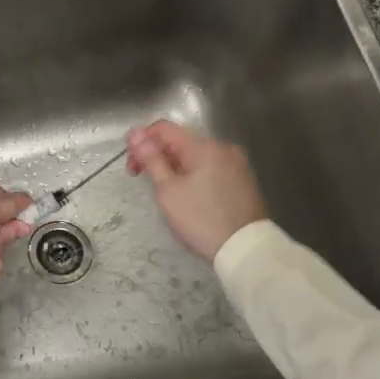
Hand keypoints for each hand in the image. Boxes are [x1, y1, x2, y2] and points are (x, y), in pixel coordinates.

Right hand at [127, 121, 266, 262]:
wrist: (245, 250)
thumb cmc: (201, 219)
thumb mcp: (168, 189)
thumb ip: (150, 158)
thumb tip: (134, 132)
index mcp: (204, 146)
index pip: (163, 128)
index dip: (142, 142)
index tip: (133, 167)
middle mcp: (223, 148)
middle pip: (180, 141)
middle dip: (158, 157)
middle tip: (144, 182)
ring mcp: (236, 163)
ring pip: (195, 156)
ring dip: (174, 167)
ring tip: (168, 194)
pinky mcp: (242, 180)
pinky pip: (210, 168)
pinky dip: (193, 175)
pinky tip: (189, 197)